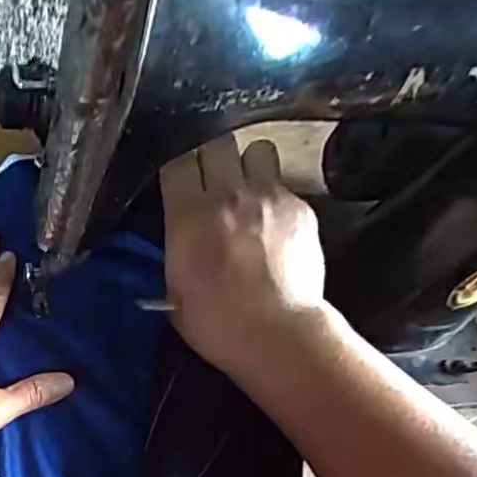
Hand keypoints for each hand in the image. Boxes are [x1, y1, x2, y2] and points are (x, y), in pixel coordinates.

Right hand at [161, 134, 328, 372]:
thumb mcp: (174, 290)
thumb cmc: (214, 323)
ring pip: (256, 150)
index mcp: (187, 218)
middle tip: (209, 182)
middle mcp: (227, 195)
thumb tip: (184, 239)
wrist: (274, 332)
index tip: (178, 185)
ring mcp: (269, 196)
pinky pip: (283, 183)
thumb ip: (178, 252)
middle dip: (210, 159)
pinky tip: (271, 226)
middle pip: (217, 144)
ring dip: (246, 166)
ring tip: (245, 193)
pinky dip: (273, 197)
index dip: (177, 171)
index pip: (177, 164)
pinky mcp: (301, 206)